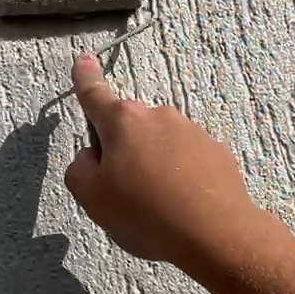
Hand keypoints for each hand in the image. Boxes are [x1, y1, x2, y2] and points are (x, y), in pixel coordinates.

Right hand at [62, 53, 273, 274]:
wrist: (213, 233)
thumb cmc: (145, 214)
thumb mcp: (91, 198)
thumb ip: (79, 169)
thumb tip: (91, 156)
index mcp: (122, 122)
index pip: (94, 94)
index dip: (85, 78)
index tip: (84, 60)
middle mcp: (158, 116)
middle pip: (127, 127)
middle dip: (120, 150)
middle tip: (123, 191)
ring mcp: (191, 131)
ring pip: (158, 144)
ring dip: (151, 164)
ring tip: (155, 205)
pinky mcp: (215, 151)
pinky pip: (186, 159)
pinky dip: (178, 175)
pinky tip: (180, 205)